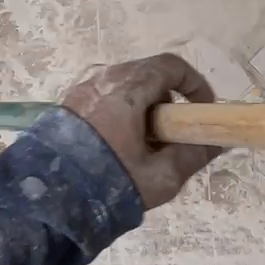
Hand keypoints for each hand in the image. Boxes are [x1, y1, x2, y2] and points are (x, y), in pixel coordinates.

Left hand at [60, 54, 222, 209]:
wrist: (49, 198)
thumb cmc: (110, 183)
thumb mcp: (161, 177)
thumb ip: (192, 155)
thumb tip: (215, 142)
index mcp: (127, 89)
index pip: (170, 66)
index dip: (194, 84)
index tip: (202, 110)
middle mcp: (103, 79)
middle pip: (147, 74)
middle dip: (170, 99)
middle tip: (175, 134)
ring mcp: (82, 89)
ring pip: (125, 86)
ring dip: (145, 107)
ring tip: (148, 144)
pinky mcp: (68, 103)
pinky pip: (105, 97)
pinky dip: (122, 111)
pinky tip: (121, 145)